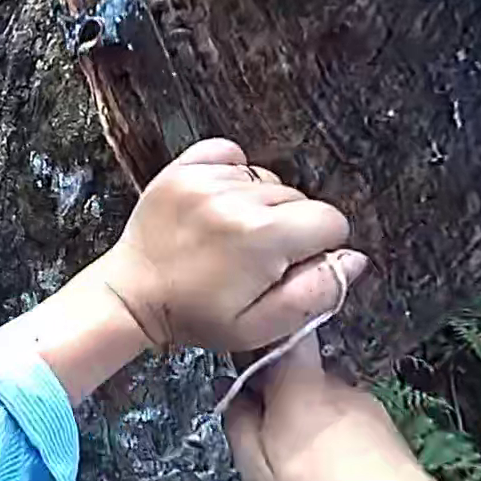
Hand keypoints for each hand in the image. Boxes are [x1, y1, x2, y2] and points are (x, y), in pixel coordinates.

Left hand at [98, 139, 368, 351]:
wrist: (130, 296)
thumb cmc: (192, 316)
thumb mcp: (259, 327)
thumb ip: (315, 295)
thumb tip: (350, 259)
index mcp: (261, 236)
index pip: (330, 221)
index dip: (316, 248)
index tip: (286, 266)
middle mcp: (234, 198)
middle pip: (298, 198)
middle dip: (286, 228)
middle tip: (251, 257)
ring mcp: (203, 179)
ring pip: (265, 178)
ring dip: (257, 203)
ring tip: (228, 235)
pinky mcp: (179, 170)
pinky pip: (226, 153)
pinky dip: (230, 173)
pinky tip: (218, 204)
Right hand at [222, 336, 480, 480]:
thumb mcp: (257, 476)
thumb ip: (238, 423)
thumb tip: (230, 388)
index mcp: (300, 387)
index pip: (280, 333)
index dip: (256, 341)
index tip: (235, 371)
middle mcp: (339, 387)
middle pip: (295, 371)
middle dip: (272, 395)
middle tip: (259, 442)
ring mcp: (370, 411)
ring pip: (318, 400)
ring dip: (300, 421)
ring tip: (295, 471)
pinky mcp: (390, 437)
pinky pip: (342, 422)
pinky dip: (327, 440)